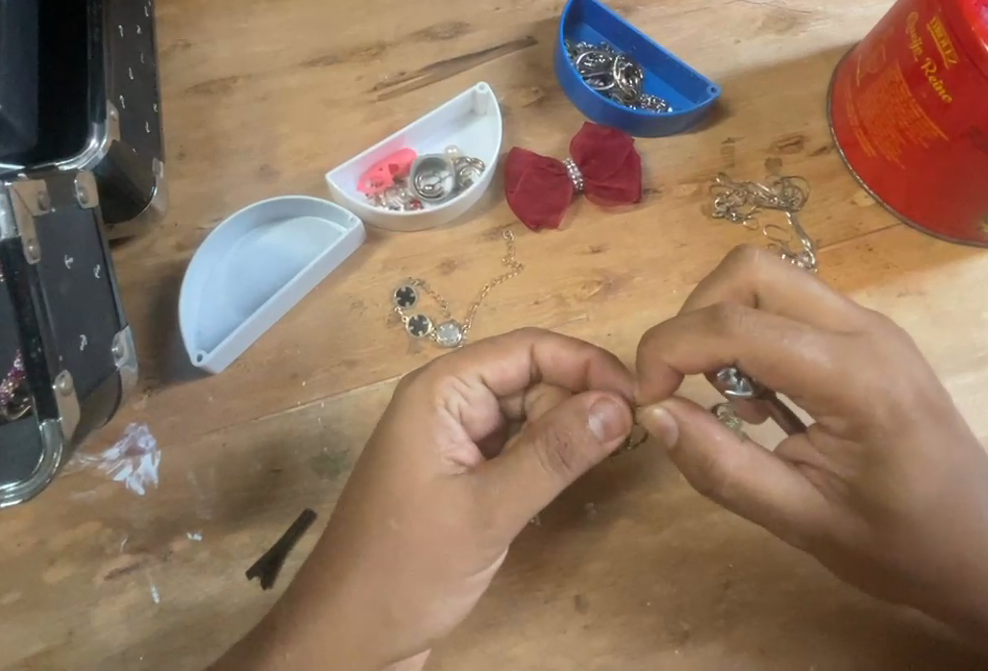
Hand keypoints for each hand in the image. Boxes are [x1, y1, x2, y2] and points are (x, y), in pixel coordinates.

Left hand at [220, 328, 635, 670]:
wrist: (347, 637)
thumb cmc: (406, 567)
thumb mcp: (487, 511)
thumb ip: (553, 454)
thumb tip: (620, 404)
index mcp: (443, 389)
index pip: (527, 349)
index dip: (585, 364)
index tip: (640, 396)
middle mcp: (449, 400)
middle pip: (530, 376)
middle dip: (577, 399)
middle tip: (626, 440)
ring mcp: (454, 436)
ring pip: (526, 411)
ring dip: (565, 429)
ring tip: (602, 458)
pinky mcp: (463, 471)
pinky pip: (515, 444)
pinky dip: (546, 454)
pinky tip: (570, 475)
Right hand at [633, 246, 987, 621]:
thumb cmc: (902, 547)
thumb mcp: (801, 522)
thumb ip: (719, 465)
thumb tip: (651, 412)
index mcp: (857, 380)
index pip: (736, 325)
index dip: (670, 349)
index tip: (649, 397)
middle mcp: (864, 329)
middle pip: (750, 269)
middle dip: (695, 316)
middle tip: (685, 381)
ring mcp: (868, 321)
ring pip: (766, 273)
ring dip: (722, 318)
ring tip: (732, 394)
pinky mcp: (863, 327)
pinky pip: (786, 298)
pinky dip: (749, 327)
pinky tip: (763, 391)